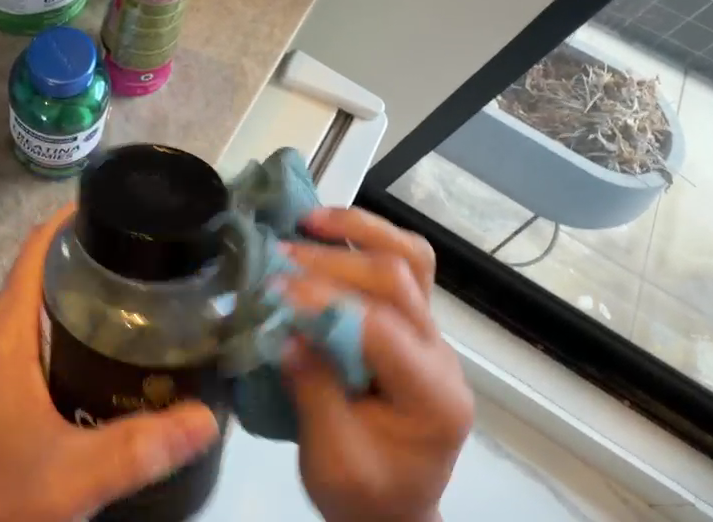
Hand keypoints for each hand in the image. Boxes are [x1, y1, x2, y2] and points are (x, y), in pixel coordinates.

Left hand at [0, 204, 222, 521]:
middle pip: (49, 267)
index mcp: (8, 331)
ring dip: (92, 287)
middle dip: (98, 251)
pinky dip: (85, 321)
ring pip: (51, 300)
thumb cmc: (4, 498)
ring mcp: (7, 359)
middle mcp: (4, 333)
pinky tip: (127, 342)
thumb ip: (142, 446)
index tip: (127, 206)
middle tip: (159, 249)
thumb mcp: (76, 473)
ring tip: (153, 284)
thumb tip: (210, 417)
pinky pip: (51, 330)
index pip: (38, 248)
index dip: (74, 219)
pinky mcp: (15, 383)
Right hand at [279, 208, 473, 521]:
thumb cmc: (365, 494)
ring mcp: (430, 332)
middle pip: (398, 280)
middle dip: (332, 262)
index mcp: (431, 398)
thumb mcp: (333, 463)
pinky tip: (321, 231)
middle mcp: (439, 354)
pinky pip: (401, 261)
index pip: (383, 330)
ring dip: (358, 230)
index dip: (326, 302)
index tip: (273, 290)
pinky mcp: (411, 320)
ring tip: (307, 220)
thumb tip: (285, 332)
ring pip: (411, 256)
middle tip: (275, 258)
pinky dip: (362, 237)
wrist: (392, 510)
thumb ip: (314, 395)